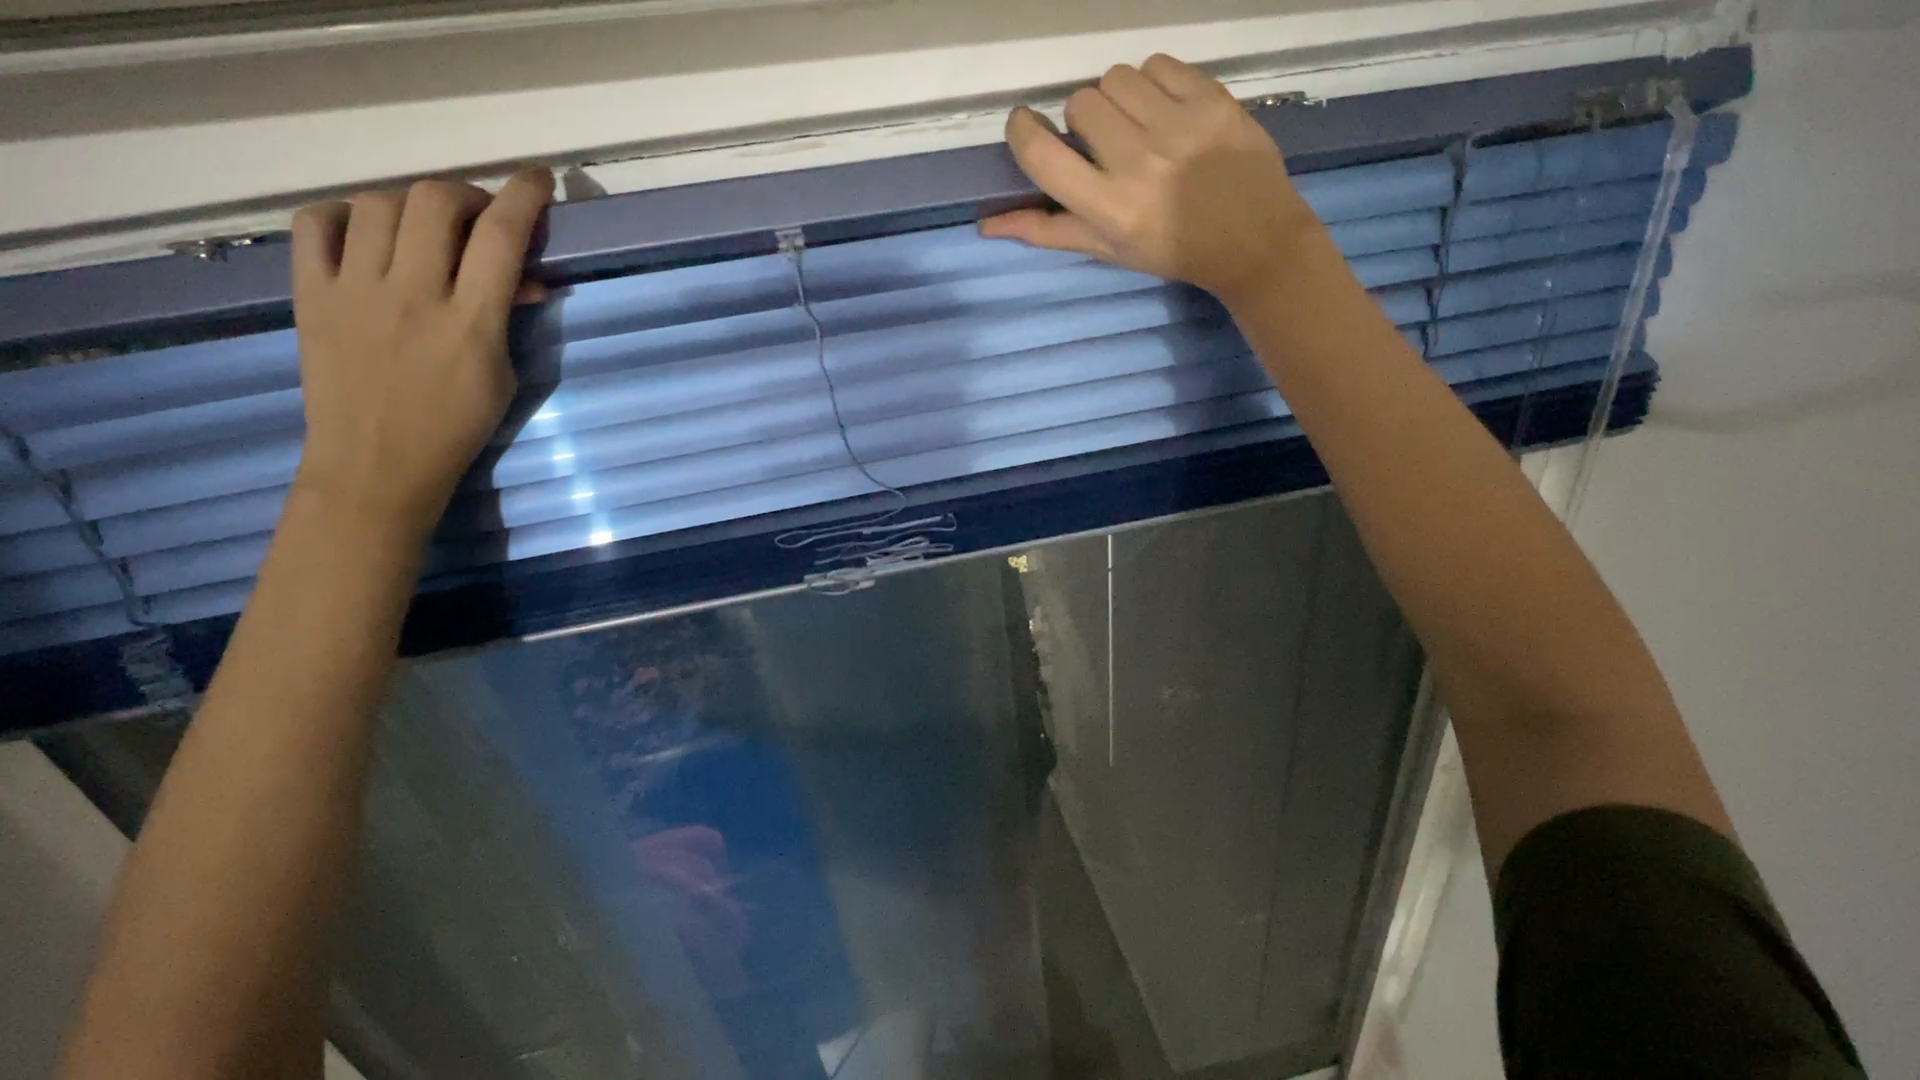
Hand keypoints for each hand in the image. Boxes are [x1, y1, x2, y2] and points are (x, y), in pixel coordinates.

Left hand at [289, 169, 554, 537]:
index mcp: (470, 322)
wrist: (377, 467)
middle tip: (477, 217)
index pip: (501, 235)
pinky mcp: (311, 295)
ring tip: (423, 229)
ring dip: (412, 204)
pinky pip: (315, 223)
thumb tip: (516, 275)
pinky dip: (344, 215)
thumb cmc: (455, 429)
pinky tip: (364, 236)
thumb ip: (505, 317)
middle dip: (467, 196)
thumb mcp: (502, 376)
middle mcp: (411, 294)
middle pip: (436, 201)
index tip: (538, 181)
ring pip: (379, 203)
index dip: (524, 196)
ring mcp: (353, 291)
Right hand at [981, 55, 1321, 308]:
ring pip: (1116, 78)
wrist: (1254, 240)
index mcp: (1108, 207)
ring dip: (1118, 97)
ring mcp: (1178, 127)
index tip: (1028, 125)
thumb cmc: (1173, 251)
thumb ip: (1048, 230)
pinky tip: (1167, 110)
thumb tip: (986, 224)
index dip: (1023, 130)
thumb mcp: (1107, 249)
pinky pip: (1158, 64)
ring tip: (1139, 124)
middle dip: (1084, 120)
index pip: (1041, 153)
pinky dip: (1154, 82)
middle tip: (1107, 143)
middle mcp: (1138, 163)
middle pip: (1080, 103)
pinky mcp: (1212, 100)